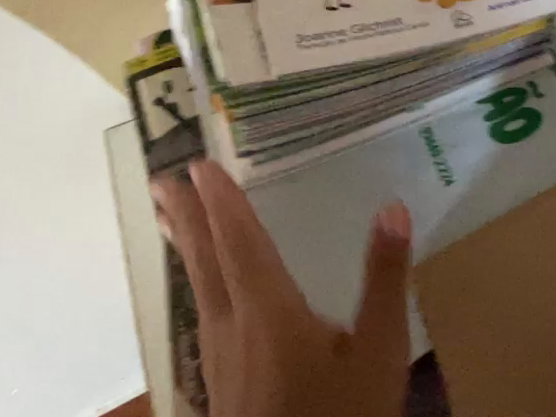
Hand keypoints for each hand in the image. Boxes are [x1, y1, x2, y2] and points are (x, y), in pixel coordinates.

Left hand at [152, 161, 412, 416]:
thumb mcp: (379, 351)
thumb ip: (385, 279)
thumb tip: (393, 208)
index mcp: (270, 315)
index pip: (241, 246)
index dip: (223, 204)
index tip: (199, 167)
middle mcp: (235, 332)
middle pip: (207, 266)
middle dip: (189, 221)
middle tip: (162, 183)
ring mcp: (222, 364)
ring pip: (200, 291)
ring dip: (189, 249)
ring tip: (175, 222)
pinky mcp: (223, 388)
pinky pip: (206, 314)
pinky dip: (201, 282)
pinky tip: (209, 294)